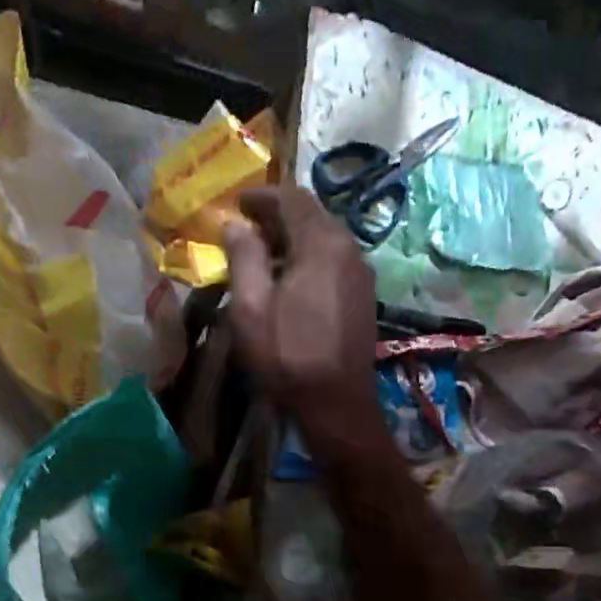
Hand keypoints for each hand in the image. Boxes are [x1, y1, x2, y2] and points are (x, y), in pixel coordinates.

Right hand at [222, 187, 379, 432]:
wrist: (337, 405)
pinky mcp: (364, 297)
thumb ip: (243, 258)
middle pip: (312, 215)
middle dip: (277, 217)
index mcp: (322, 243)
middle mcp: (350, 248)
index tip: (236, 204)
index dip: (261, 196)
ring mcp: (362, 274)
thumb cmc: (288, 356)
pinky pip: (335, 262)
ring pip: (325, 239)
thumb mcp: (251, 308)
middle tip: (246, 230)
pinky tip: (291, 283)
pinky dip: (310, 260)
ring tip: (264, 258)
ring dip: (294, 240)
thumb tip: (236, 224)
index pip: (292, 198)